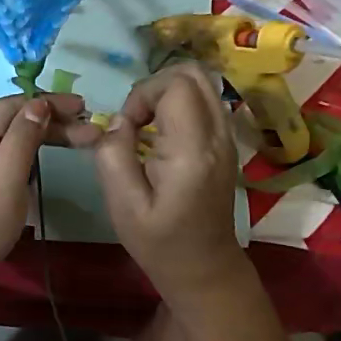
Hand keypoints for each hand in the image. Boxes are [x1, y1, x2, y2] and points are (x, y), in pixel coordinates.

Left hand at [0, 93, 99, 319]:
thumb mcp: (5, 184)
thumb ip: (22, 140)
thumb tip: (40, 104)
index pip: (11, 105)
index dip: (49, 104)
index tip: (86, 108)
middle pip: (13, 119)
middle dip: (53, 122)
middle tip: (93, 130)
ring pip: (13, 136)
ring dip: (47, 136)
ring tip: (83, 139)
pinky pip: (8, 154)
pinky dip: (33, 152)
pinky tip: (55, 152)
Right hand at [94, 63, 249, 304]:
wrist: (202, 266)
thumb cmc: (159, 241)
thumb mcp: (122, 205)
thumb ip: (113, 155)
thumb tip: (119, 122)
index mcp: (193, 150)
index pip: (176, 86)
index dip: (142, 95)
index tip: (126, 128)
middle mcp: (218, 136)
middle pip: (193, 73)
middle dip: (155, 86)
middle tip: (135, 121)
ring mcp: (226, 138)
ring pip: (202, 84)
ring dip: (167, 94)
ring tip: (146, 127)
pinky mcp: (225, 143)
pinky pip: (205, 103)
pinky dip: (179, 106)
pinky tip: (162, 137)